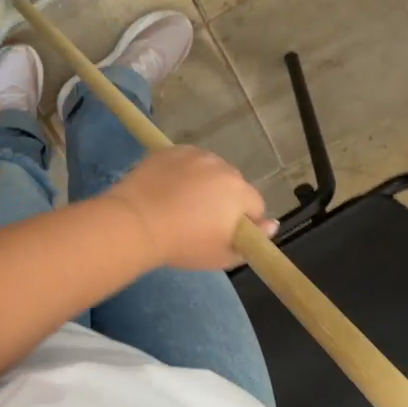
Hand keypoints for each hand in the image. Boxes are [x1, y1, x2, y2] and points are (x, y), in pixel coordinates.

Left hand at [104, 146, 275, 269]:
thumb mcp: (222, 255)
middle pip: (232, 184)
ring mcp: (193, 155)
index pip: (255, 205)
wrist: (136, 222)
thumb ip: (251, 242)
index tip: (221, 233)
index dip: (242, 221)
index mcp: (239, 191)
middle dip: (223, 199)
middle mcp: (221, 166)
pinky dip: (181, 171)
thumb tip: (271, 225)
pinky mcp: (168, 151)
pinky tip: (167, 187)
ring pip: (208, 169)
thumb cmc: (182, 243)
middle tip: (198, 219)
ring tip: (180, 202)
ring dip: (202, 182)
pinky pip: (184, 161)